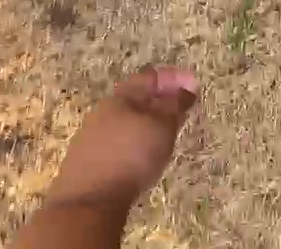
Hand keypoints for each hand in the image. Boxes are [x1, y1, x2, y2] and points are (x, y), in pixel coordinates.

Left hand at [46, 65, 198, 208]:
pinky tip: (143, 154)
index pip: (151, 76)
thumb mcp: (164, 126)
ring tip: (166, 133)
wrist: (87, 204)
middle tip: (182, 109)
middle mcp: (102, 112)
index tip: (194, 87)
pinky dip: (134, 139)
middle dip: (162, 100)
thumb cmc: (132, 156)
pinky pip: (116, 140)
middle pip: (136, 98)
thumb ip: (175, 105)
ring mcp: (90, 137)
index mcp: (121, 97)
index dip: (175, 77)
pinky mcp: (85, 161)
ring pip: (126, 120)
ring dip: (148, 121)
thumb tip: (183, 92)